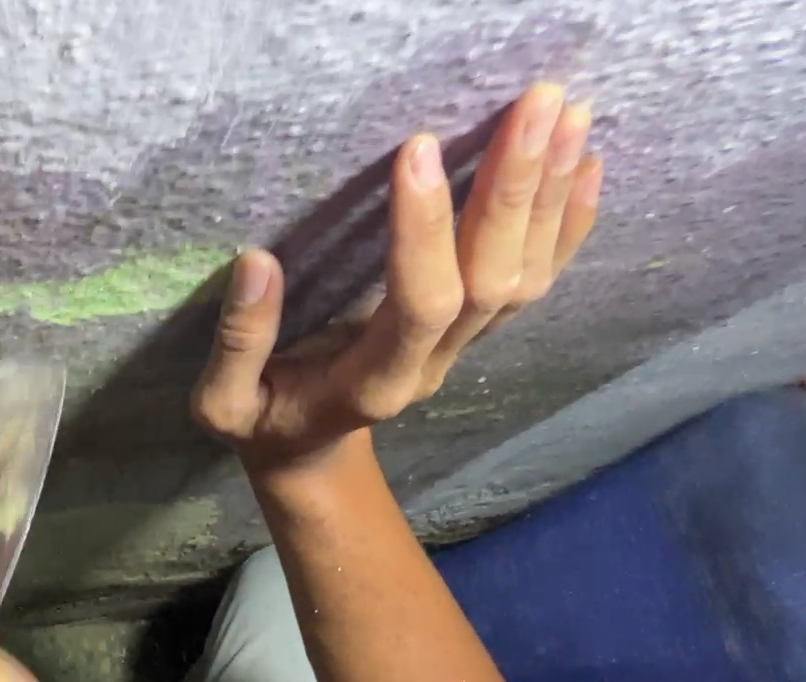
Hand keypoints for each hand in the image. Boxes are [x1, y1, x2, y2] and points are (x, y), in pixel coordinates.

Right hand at [192, 82, 601, 478]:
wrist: (304, 451)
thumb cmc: (258, 424)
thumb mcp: (222, 403)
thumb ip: (236, 344)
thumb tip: (257, 261)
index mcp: (370, 385)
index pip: (418, 304)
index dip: (424, 231)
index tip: (415, 151)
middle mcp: (428, 368)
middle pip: (491, 281)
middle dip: (512, 192)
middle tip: (533, 105)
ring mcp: (456, 353)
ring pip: (523, 277)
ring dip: (547, 195)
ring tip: (566, 114)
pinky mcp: (465, 336)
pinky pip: (532, 283)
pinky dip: (565, 224)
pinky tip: (583, 167)